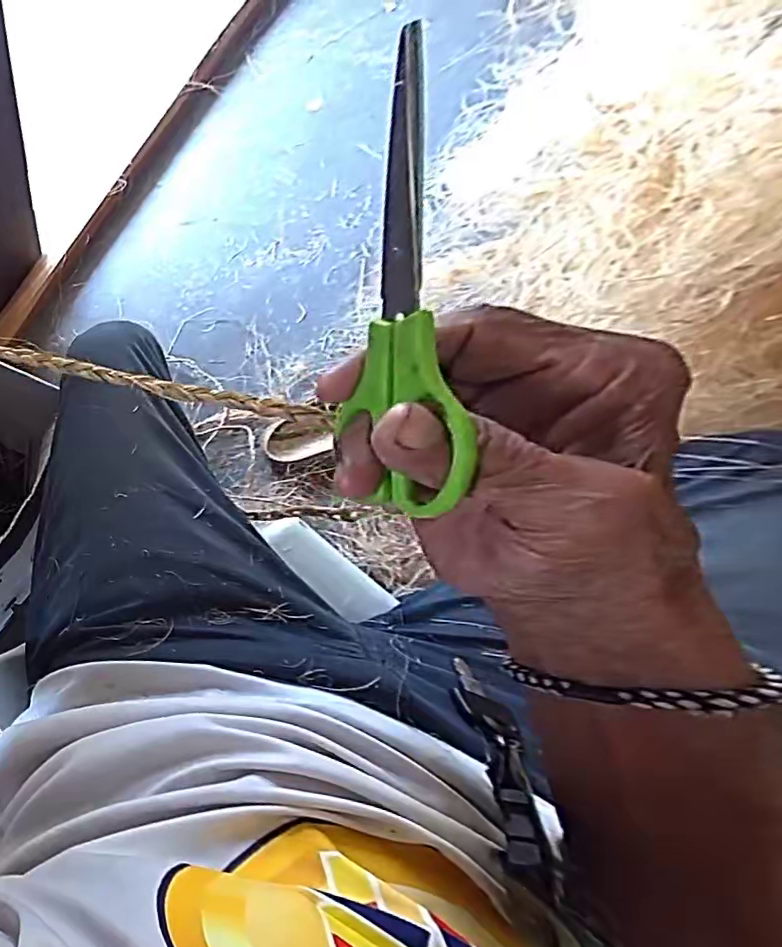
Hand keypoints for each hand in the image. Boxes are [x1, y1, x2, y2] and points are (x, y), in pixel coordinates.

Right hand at [319, 307, 746, 686]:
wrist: (571, 608)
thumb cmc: (602, 557)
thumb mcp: (555, 500)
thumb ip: (477, 456)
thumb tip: (394, 420)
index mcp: (591, 372)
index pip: (486, 334)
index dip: (412, 350)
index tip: (346, 383)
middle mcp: (529, 384)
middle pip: (426, 365)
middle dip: (377, 403)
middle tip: (352, 448)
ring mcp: (476, 418)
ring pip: (391, 401)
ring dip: (363, 440)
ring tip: (361, 483)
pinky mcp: (432, 450)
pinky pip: (378, 437)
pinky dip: (362, 460)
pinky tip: (367, 488)